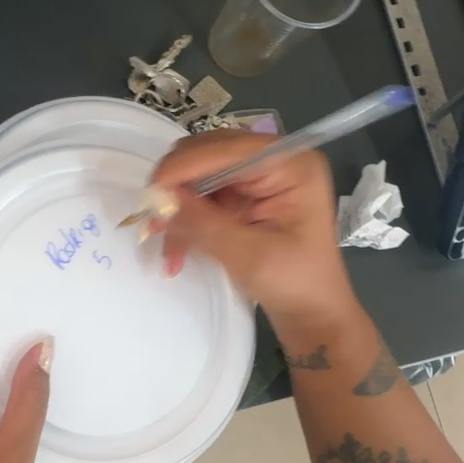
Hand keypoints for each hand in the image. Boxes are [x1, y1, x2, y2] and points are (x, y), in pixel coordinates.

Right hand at [152, 130, 359, 335]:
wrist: (312, 313)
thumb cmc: (295, 284)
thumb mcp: (248, 255)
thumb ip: (203, 223)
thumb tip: (159, 199)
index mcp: (291, 164)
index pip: (227, 149)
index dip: (184, 166)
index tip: (150, 193)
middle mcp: (274, 162)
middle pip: (208, 156)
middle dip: (176, 189)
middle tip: (152, 223)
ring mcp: (257, 180)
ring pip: (198, 179)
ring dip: (176, 211)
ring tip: (164, 248)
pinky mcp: (244, 199)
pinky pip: (201, 200)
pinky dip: (185, 223)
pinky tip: (176, 253)